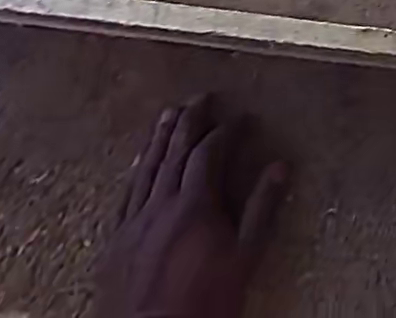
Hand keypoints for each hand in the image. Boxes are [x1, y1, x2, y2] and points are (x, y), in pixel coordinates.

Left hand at [98, 97, 289, 317]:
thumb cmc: (203, 304)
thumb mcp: (244, 258)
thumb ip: (261, 209)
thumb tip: (280, 166)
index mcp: (193, 206)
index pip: (209, 153)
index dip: (227, 130)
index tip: (242, 118)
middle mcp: (159, 207)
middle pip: (174, 153)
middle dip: (190, 121)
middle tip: (201, 97)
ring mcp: (133, 226)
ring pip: (147, 170)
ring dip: (159, 138)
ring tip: (168, 114)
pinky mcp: (115, 246)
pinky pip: (125, 197)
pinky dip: (136, 173)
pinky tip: (139, 162)